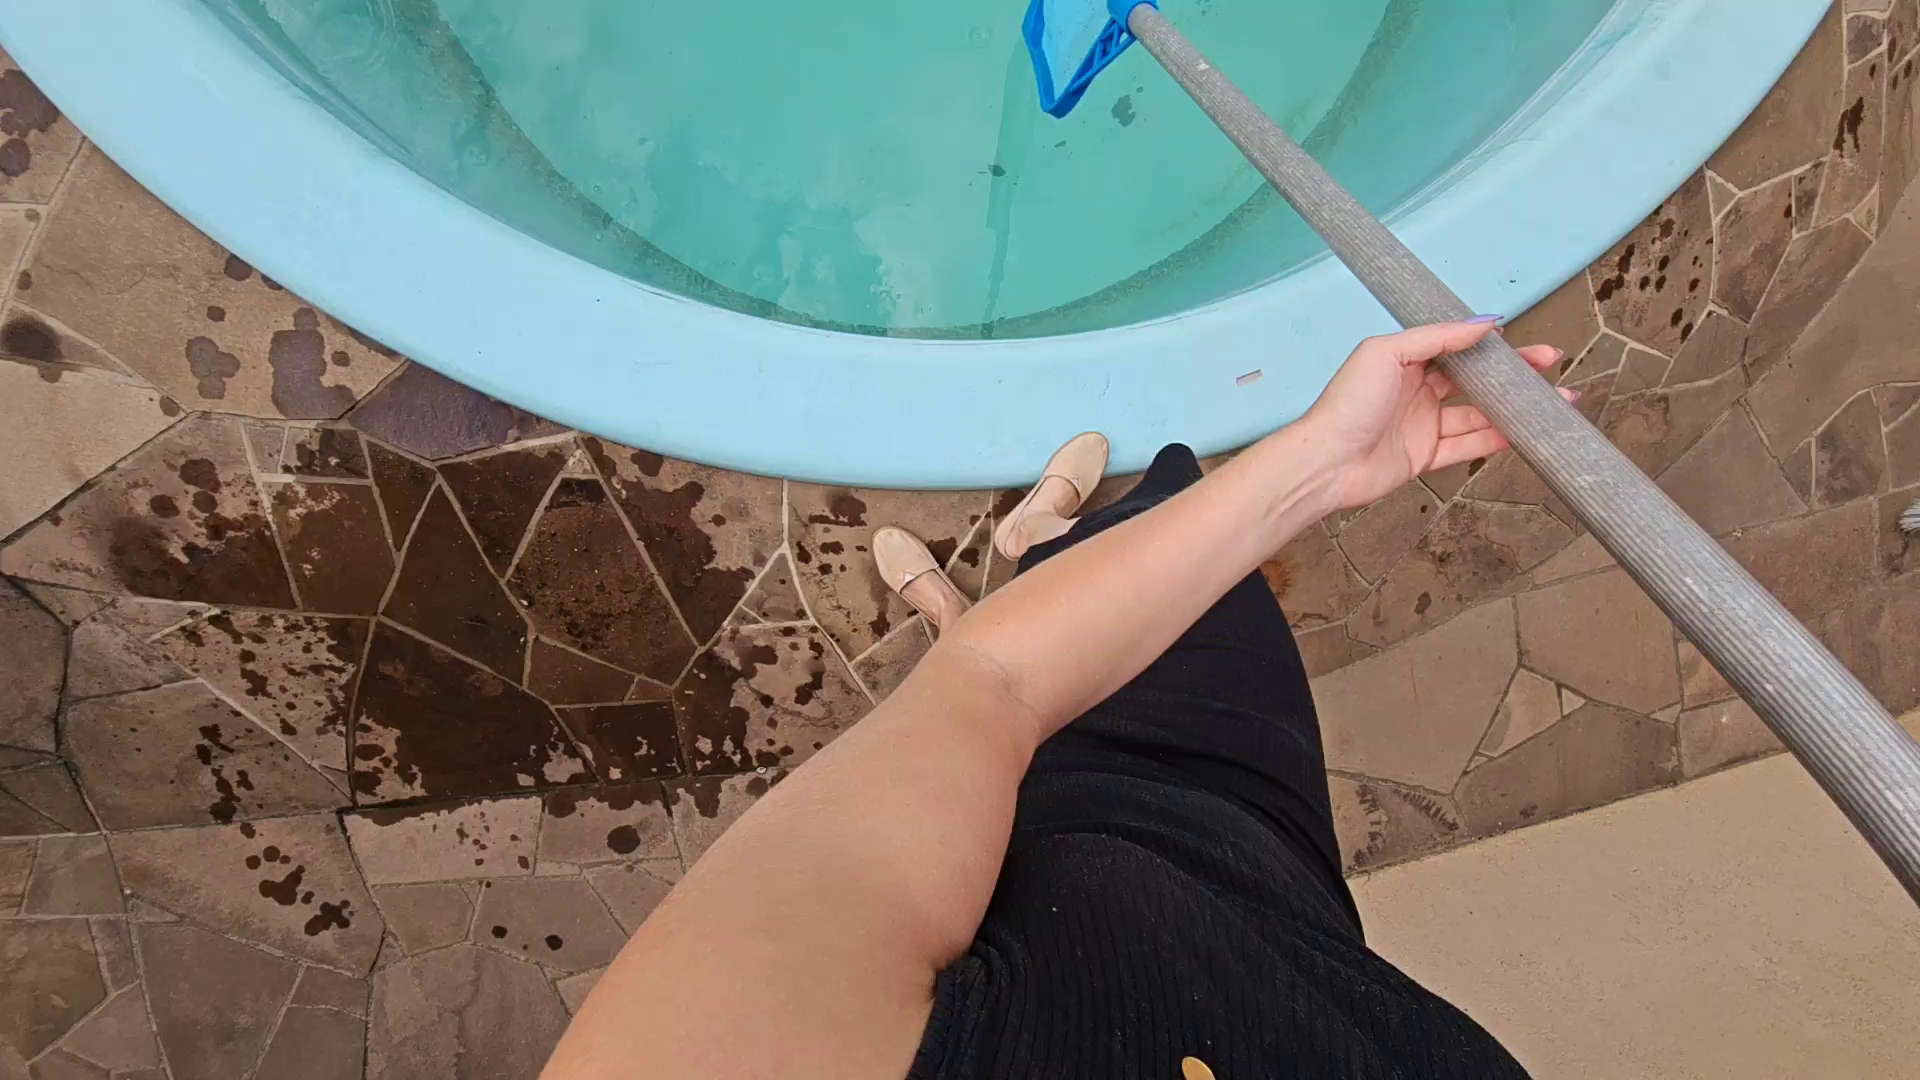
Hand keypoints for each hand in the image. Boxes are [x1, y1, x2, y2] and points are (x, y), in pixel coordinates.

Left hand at [1301, 320, 1572, 511]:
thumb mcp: (1384, 354)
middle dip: (1512, 373)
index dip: (1488, 345)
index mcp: (1400, 364)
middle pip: (1471, 379)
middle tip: (1550, 365)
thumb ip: (1434, 337)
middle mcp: (1412, 392)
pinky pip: (1469, 445)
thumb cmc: (1346, 405)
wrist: (1325, 462)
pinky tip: (1527, 431)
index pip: (1453, 348)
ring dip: (1515, 408)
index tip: (1521, 341)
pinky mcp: (1423, 456)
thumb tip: (1484, 324)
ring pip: (1477, 414)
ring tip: (1558, 400)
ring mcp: (1419, 425)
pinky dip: (1498, 438)